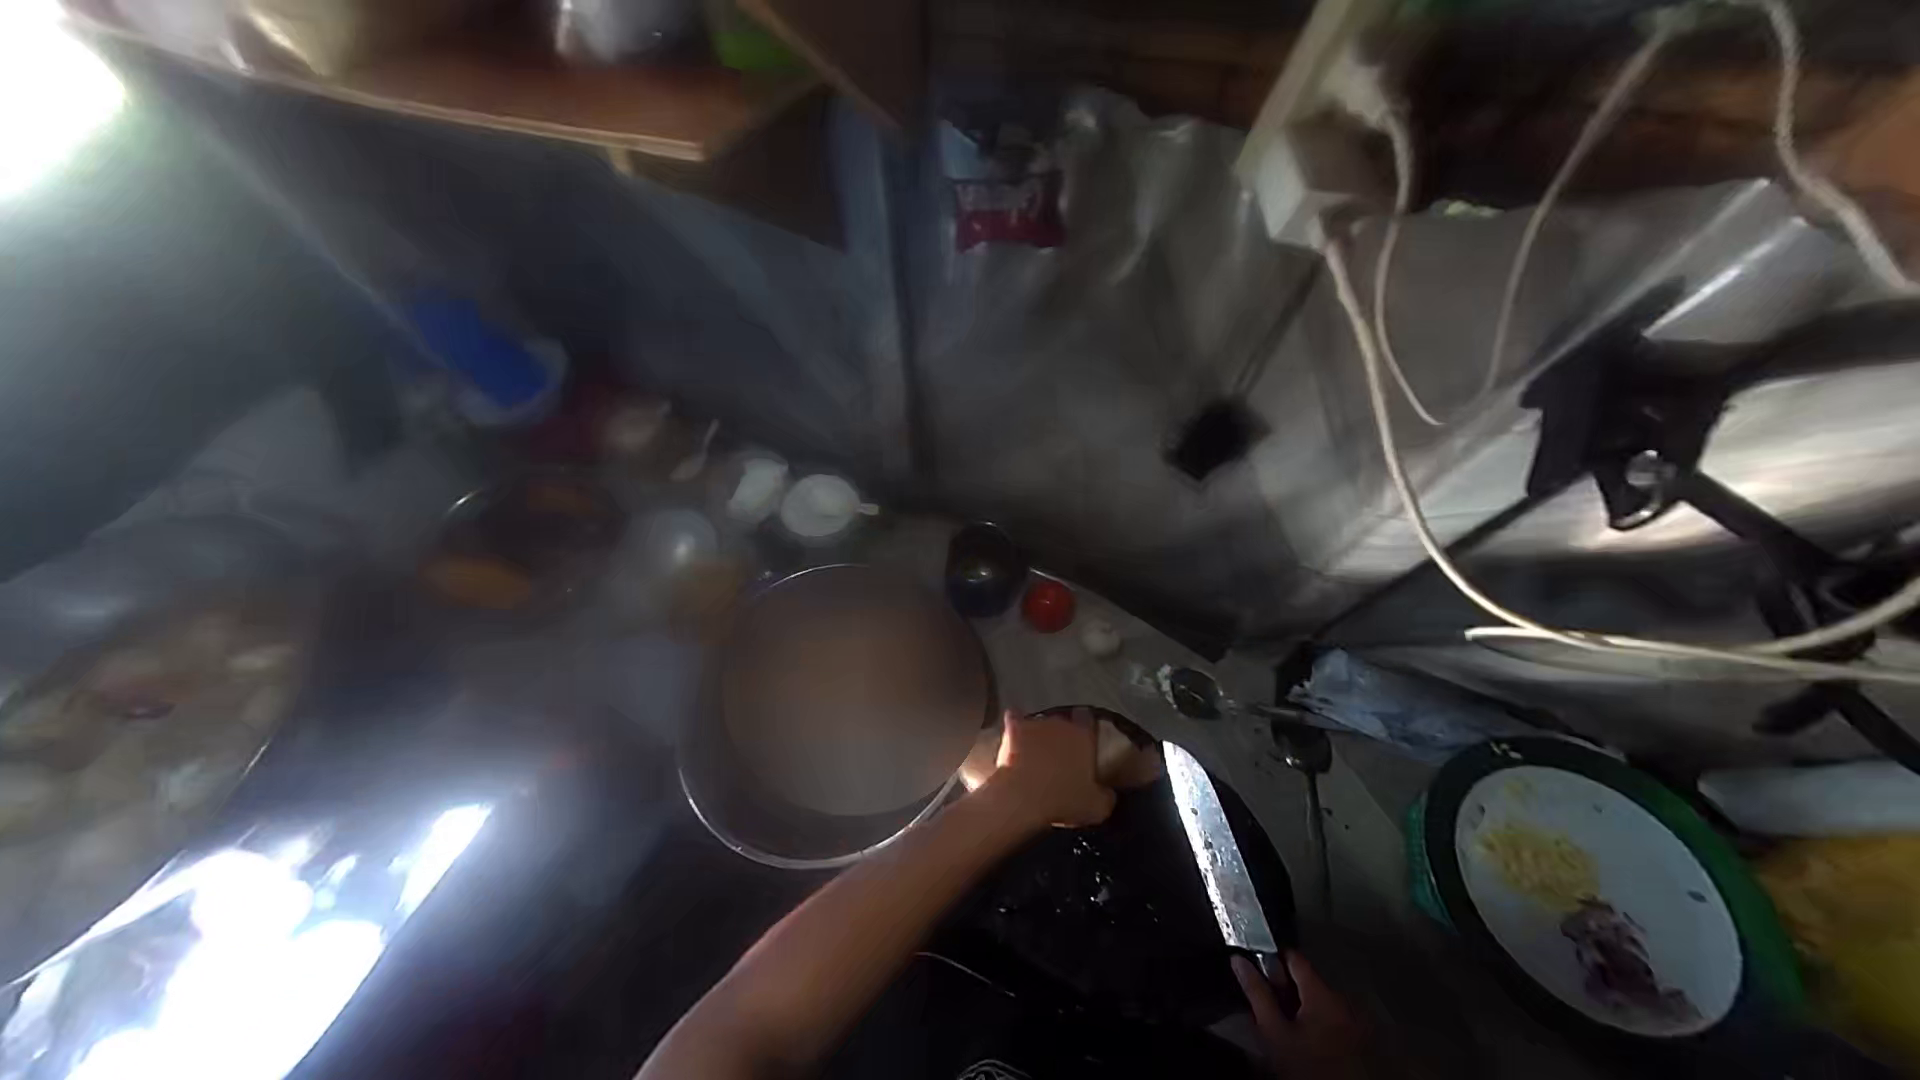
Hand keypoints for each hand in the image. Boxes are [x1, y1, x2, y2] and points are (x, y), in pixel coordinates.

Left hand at [982, 708, 1116, 828]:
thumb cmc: (1063, 800)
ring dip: (1039, 734)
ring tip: (1036, 753)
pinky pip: (1014, 720)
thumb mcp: (1096, 808)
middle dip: (1062, 736)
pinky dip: (1015, 726)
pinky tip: (1014, 736)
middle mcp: (1061, 723)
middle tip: (1060, 756)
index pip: (1088, 721)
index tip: (1084, 741)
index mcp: (1084, 737)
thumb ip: (1105, 795)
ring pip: (1040, 723)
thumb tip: (1108, 793)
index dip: (1086, 728)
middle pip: (1063, 722)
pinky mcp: (1013, 729)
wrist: (1022, 796)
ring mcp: (1035, 723)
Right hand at [1232, 951, 1365, 1079]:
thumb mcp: (1274, 1031)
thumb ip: (1256, 992)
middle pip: (1306, 978)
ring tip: (1282, 1021)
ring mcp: (1354, 1021)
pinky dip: (1313, 1017)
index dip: (1271, 957)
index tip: (1256, 969)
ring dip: (1298, 1002)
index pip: (1294, 957)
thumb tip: (1238, 960)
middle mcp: (1344, 1002)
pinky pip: (1330, 1014)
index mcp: (1324, 994)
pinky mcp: (1358, 1038)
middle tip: (1266, 1002)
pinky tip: (1302, 1035)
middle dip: (1283, 985)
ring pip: (1317, 997)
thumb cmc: (1305, 1067)